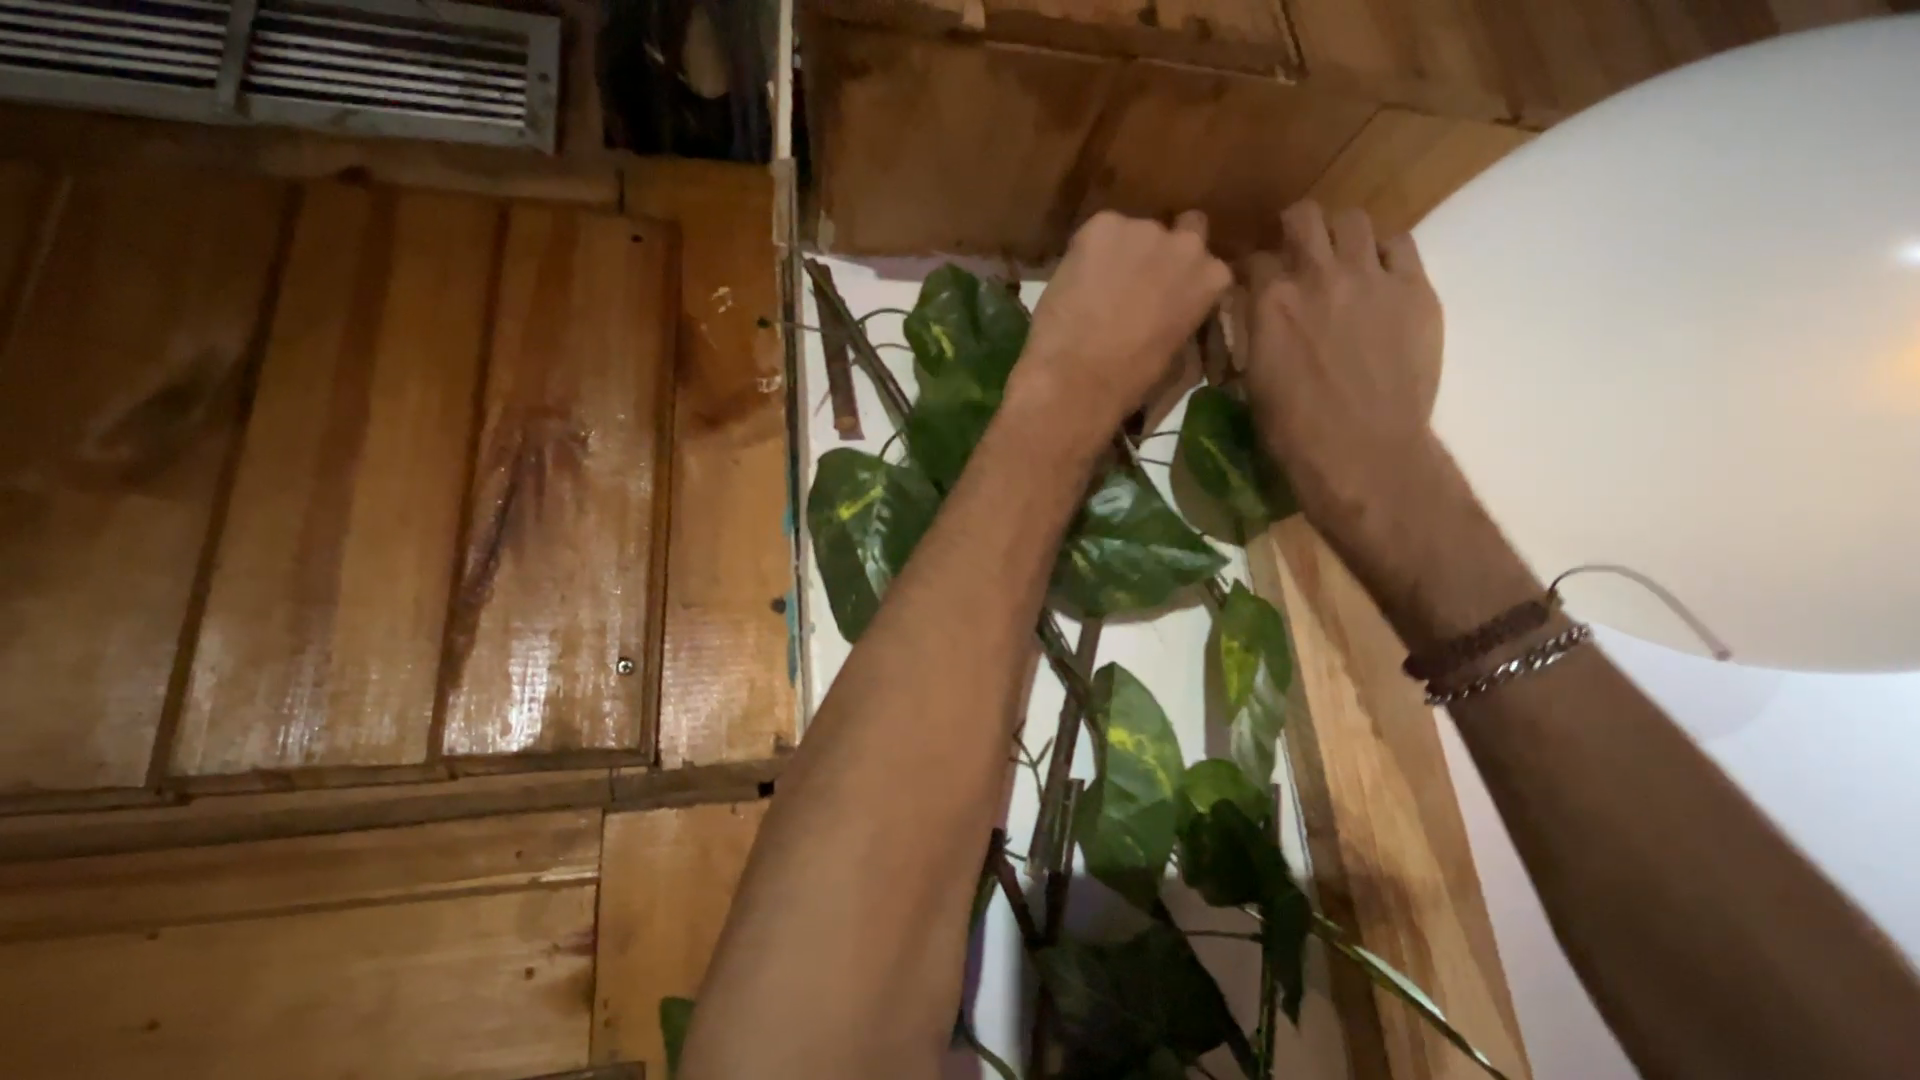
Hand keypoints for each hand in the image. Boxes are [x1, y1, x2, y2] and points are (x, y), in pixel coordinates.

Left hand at [1006, 210, 1232, 454]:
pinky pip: (1097, 231)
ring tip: (1096, 284)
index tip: (1165, 288)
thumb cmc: (1131, 378)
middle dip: (1162, 249)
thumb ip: (1179, 311)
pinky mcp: (1103, 224)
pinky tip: (1076, 280)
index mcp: (1212, 278)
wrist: (1079, 375)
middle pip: (1181, 230)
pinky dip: (1087, 250)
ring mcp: (1145, 229)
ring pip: (1134, 230)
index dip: (1182, 274)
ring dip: (1121, 249)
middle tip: (1134, 277)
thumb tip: (1165, 307)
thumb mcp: (1174, 346)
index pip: (1206, 261)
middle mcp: (1187, 244)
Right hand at [1241, 201, 1445, 548]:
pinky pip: (1400, 244)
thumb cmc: (1295, 430)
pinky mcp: (1414, 289)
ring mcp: (1370, 277)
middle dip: (1296, 228)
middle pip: (1304, 217)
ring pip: (1353, 220)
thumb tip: (1257, 321)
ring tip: (1344, 257)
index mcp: (1271, 301)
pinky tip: (1381, 275)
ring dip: (1342, 234)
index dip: (1255, 266)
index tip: (1257, 278)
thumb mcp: (1254, 380)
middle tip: (1299, 249)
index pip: (1256, 258)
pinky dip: (1385, 252)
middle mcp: (1317, 275)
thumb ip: (1256, 335)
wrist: (1363, 450)